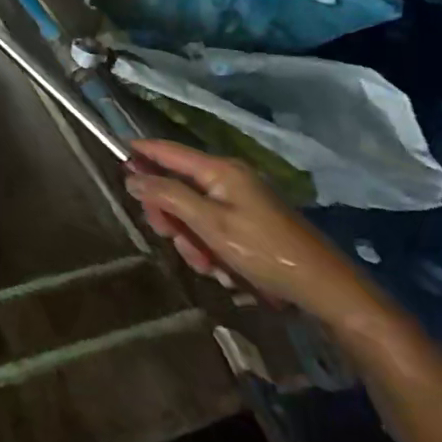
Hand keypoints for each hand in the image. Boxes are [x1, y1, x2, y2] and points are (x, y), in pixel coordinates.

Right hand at [123, 139, 369, 320]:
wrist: (327, 291)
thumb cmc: (265, 251)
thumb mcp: (209, 224)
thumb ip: (167, 196)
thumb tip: (132, 176)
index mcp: (219, 170)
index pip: (167, 150)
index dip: (139, 151)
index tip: (113, 156)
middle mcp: (228, 179)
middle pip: (176, 185)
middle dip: (168, 213)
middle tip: (167, 235)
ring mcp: (240, 202)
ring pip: (191, 212)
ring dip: (190, 238)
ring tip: (206, 263)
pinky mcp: (249, 223)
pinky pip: (211, 228)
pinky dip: (209, 247)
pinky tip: (222, 269)